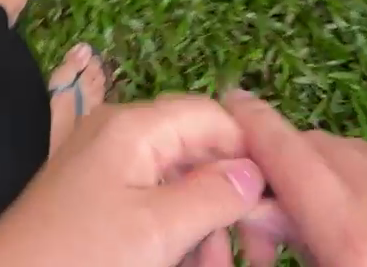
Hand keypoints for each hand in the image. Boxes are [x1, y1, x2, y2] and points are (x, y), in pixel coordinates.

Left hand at [0, 95, 268, 266]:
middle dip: (229, 199)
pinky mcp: (100, 190)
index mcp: (134, 125)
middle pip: (197, 149)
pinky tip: (186, 263)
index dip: (250, 153)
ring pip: (179, 180)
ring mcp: (107, 158)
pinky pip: (153, 199)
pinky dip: (176, 230)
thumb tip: (257, 170)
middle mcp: (121, 130)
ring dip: (206, 225)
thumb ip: (213, 196)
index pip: (210, 115)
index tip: (282, 205)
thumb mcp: (158, 230)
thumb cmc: (85, 253)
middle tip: (256, 256)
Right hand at [223, 92, 366, 266]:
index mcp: (357, 233)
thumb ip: (299, 243)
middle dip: (295, 164)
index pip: (284, 150)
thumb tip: (266, 210)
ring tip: (345, 218)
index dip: (250, 122)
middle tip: (289, 204)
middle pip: (319, 146)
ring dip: (340, 171)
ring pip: (362, 151)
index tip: (229, 104)